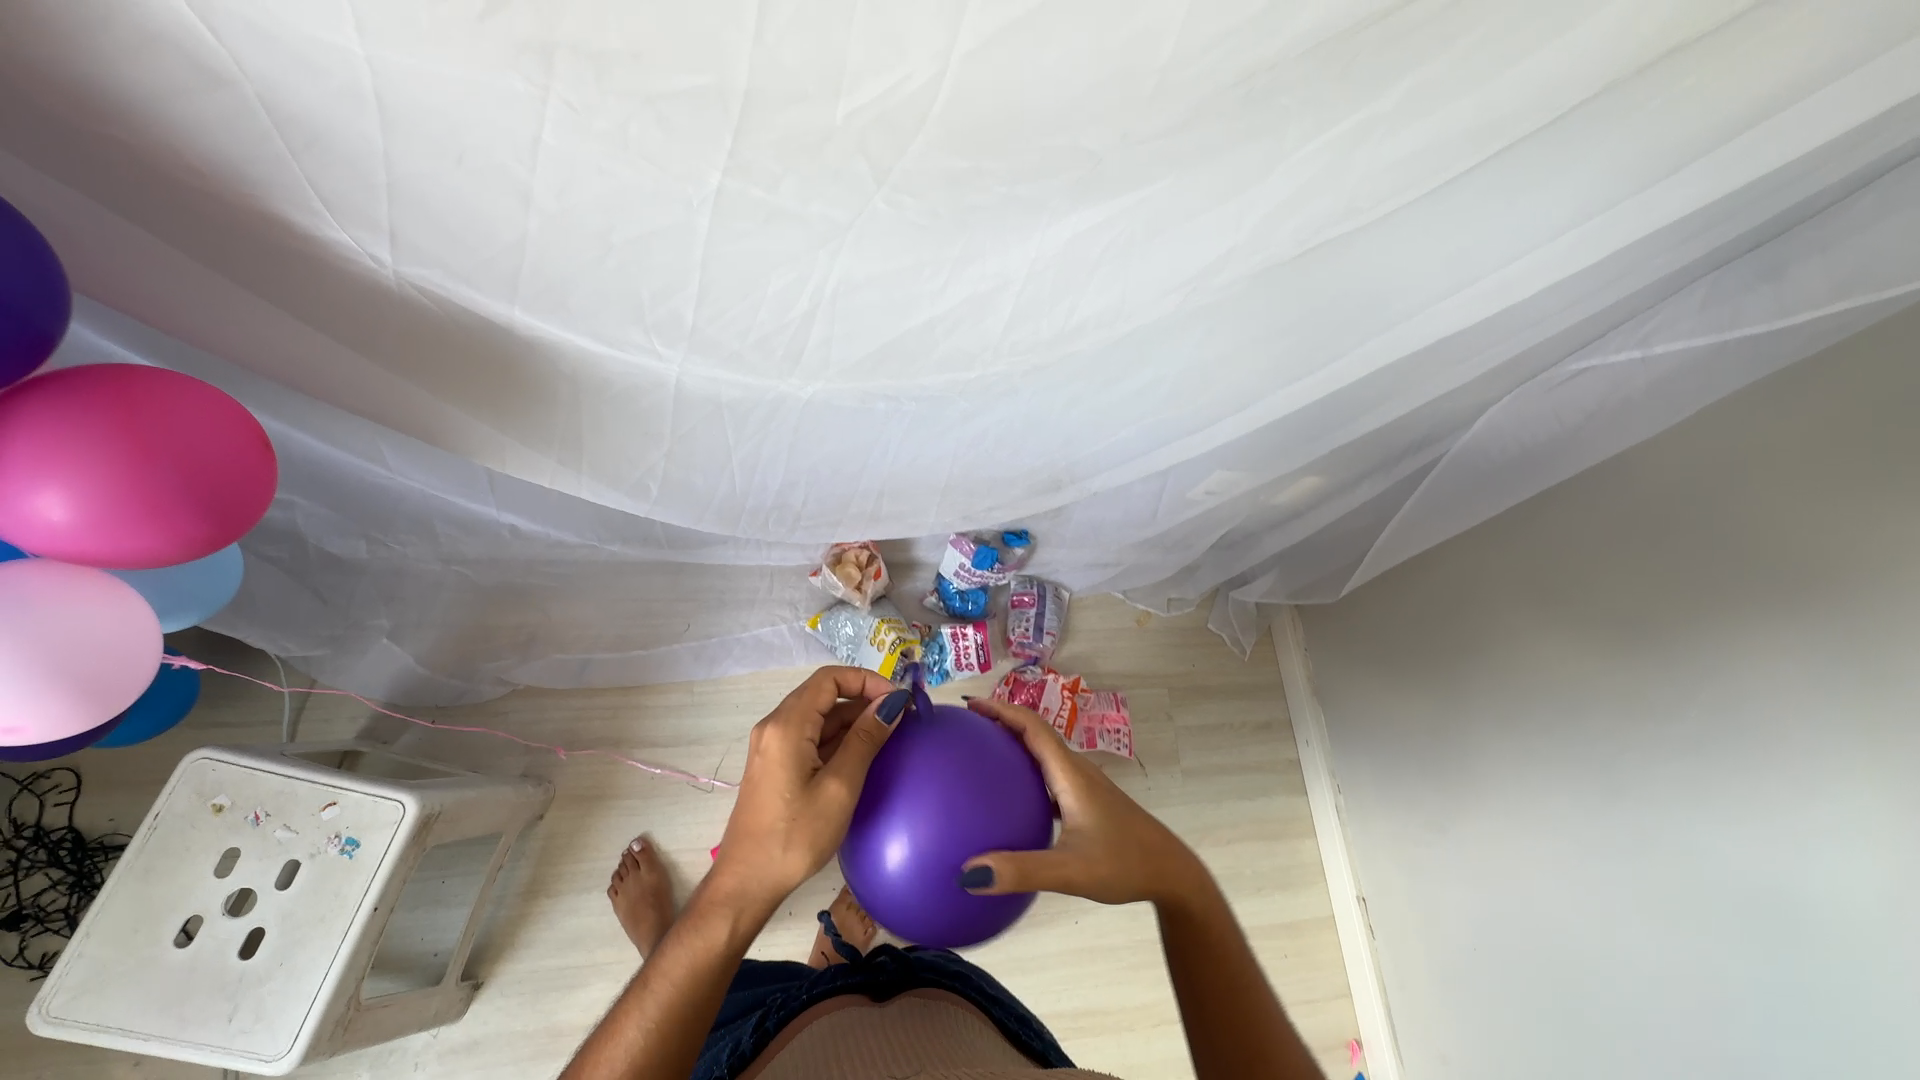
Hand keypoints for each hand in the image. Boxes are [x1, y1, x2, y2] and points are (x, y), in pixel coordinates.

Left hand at [707, 667, 909, 912]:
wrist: (748, 882)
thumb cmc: (795, 836)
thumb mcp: (840, 787)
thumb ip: (866, 739)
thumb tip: (892, 703)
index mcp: (787, 724)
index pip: (830, 678)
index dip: (868, 680)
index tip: (899, 700)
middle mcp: (775, 726)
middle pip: (824, 694)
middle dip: (864, 698)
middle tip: (901, 718)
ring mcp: (773, 745)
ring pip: (818, 716)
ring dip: (853, 719)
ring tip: (889, 736)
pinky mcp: (775, 764)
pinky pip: (810, 736)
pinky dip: (838, 737)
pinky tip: (862, 754)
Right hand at [960, 697, 1201, 906]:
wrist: (1171, 874)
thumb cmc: (1125, 865)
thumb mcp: (1069, 872)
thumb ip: (1021, 871)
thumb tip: (967, 873)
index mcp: (1071, 774)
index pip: (1032, 727)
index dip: (1001, 709)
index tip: (970, 705)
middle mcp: (1077, 772)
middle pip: (1035, 734)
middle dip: (1001, 722)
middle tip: (966, 726)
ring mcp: (1085, 786)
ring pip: (1044, 755)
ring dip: (1014, 745)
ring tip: (980, 754)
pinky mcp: (1089, 802)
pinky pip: (1049, 777)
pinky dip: (1026, 774)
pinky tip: (1009, 798)